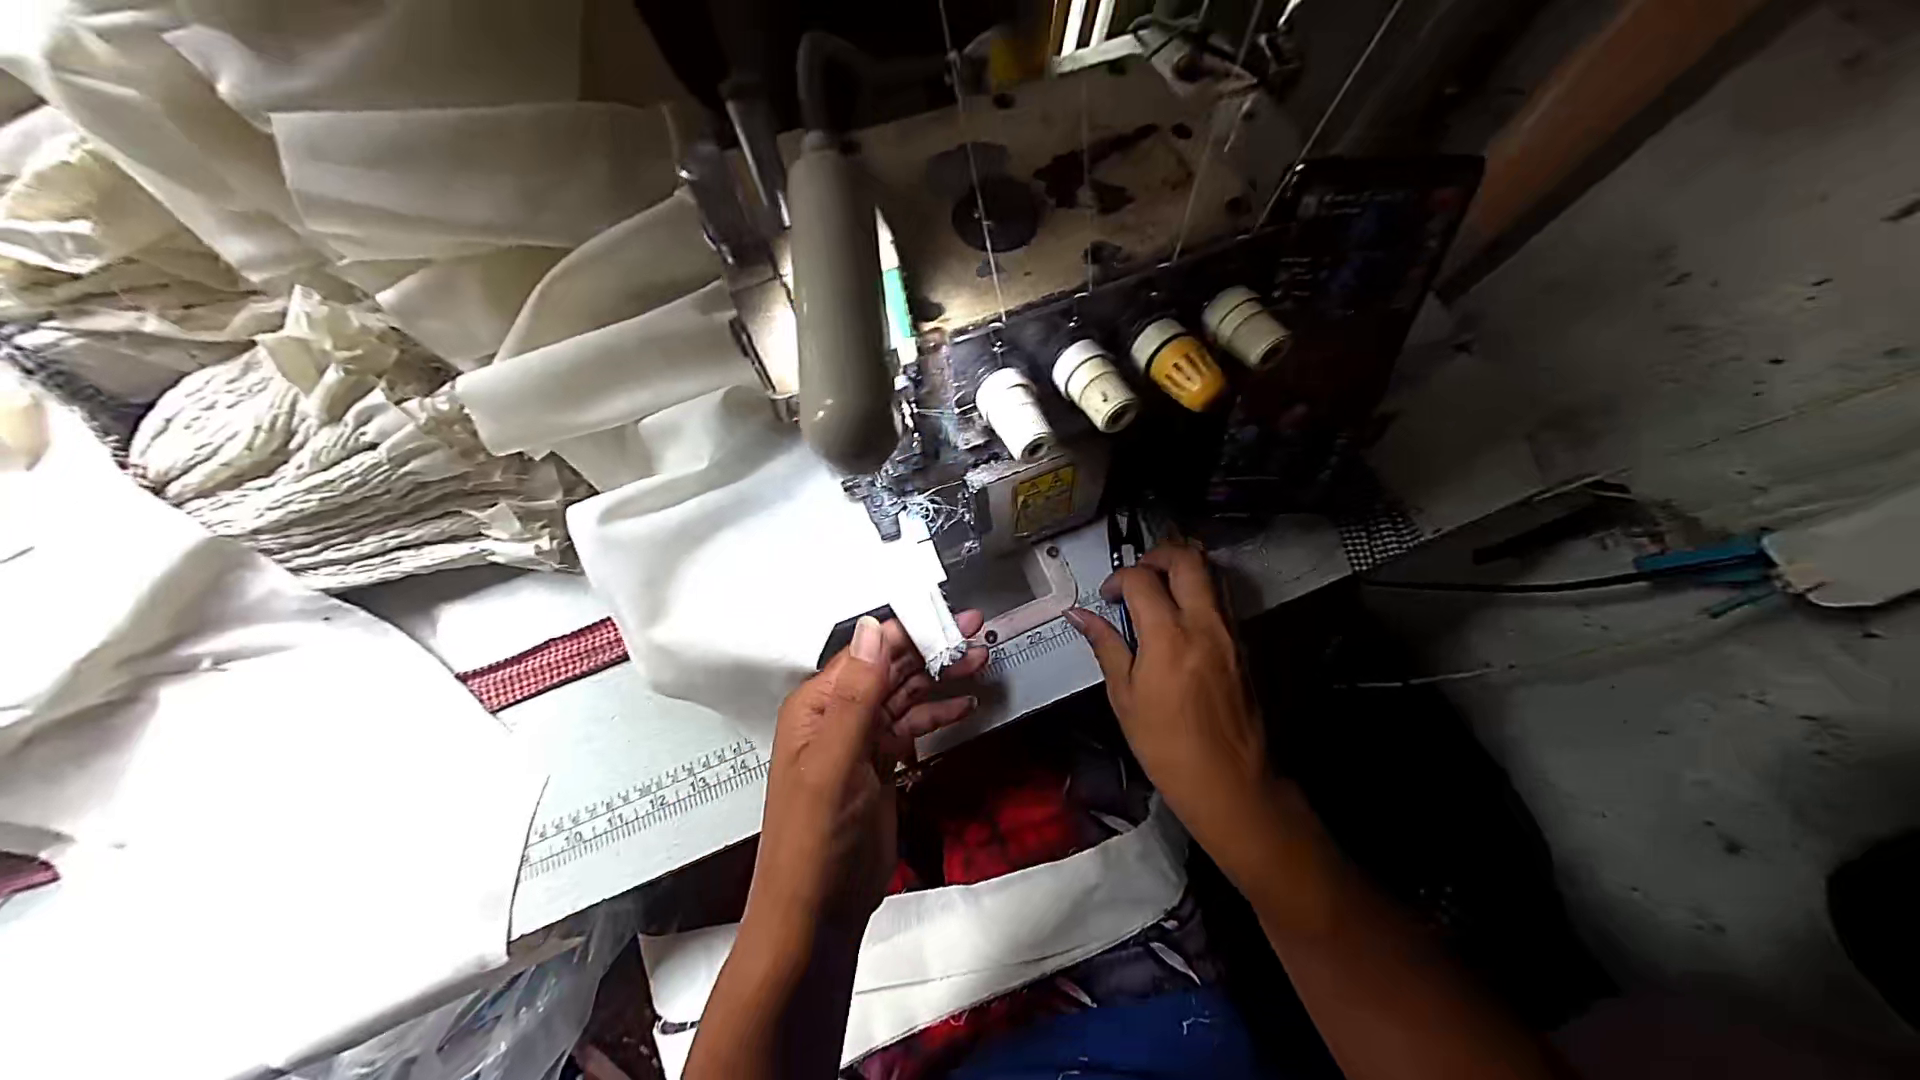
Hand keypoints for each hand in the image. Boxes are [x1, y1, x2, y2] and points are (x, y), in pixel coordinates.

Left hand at [748, 611, 985, 931]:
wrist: (816, 911)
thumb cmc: (811, 843)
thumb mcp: (834, 762)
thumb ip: (856, 695)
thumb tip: (870, 632)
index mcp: (817, 706)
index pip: (867, 652)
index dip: (909, 632)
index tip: (948, 618)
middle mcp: (837, 716)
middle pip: (890, 668)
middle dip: (932, 648)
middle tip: (973, 633)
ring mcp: (860, 741)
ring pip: (905, 695)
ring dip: (941, 678)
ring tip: (977, 661)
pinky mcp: (879, 765)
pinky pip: (913, 726)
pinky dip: (938, 713)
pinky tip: (963, 705)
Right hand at [1065, 542, 1277, 882]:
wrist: (1230, 782)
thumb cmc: (1166, 745)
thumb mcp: (1124, 696)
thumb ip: (1105, 645)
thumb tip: (1078, 615)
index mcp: (1168, 636)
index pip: (1141, 579)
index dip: (1118, 579)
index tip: (1107, 597)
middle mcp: (1205, 623)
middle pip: (1187, 558)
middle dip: (1157, 554)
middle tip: (1138, 574)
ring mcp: (1231, 632)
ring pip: (1212, 573)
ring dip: (1183, 569)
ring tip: (1159, 589)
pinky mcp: (1246, 645)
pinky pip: (1223, 600)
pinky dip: (1200, 591)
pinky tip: (1181, 617)